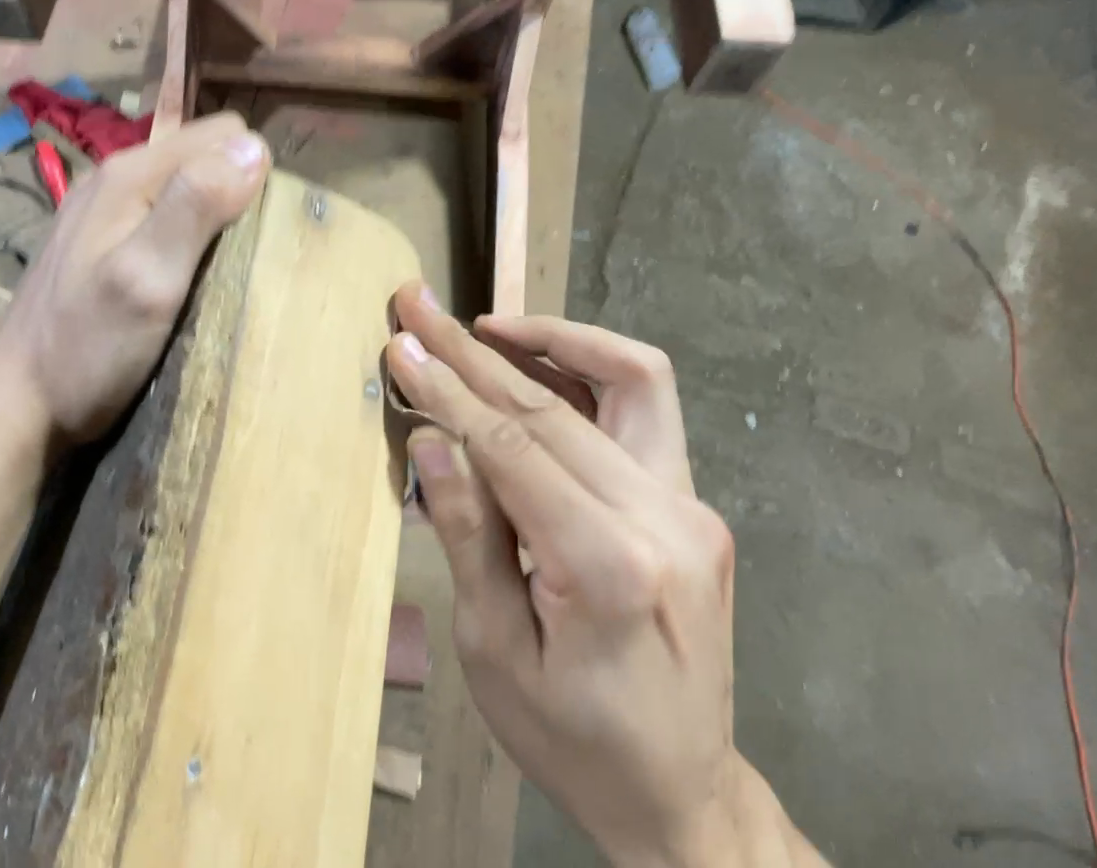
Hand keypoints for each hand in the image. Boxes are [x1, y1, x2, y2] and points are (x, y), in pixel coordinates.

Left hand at [0, 113, 269, 444]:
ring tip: (222, 275)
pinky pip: (163, 221)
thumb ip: (195, 207)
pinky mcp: (100, 246)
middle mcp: (115, 180)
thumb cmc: (86, 348)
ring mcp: (103, 214)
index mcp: (130, 175)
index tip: (261, 233)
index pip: (225, 135)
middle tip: (245, 260)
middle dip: (237, 195)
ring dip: (214, 222)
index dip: (255, 174)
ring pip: (185, 191)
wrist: (19, 403)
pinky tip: (186, 284)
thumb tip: (255, 148)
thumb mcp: (148, 279)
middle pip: (204, 159)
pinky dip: (186, 243)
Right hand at [383, 284, 799, 867]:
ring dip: (552, 341)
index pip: (512, 446)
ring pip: (629, 382)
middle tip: (418, 307)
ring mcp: (693, 508)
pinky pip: (646, 414)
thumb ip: (469, 535)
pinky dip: (590, 375)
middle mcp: (665, 520)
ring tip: (486, 325)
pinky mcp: (696, 508)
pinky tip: (539, 368)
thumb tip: (433, 440)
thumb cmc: (569, 737)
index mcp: (607, 567)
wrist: (679, 789)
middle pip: (555, 407)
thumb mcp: (494, 651)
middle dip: (475, 352)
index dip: (448, 390)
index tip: (400, 343)